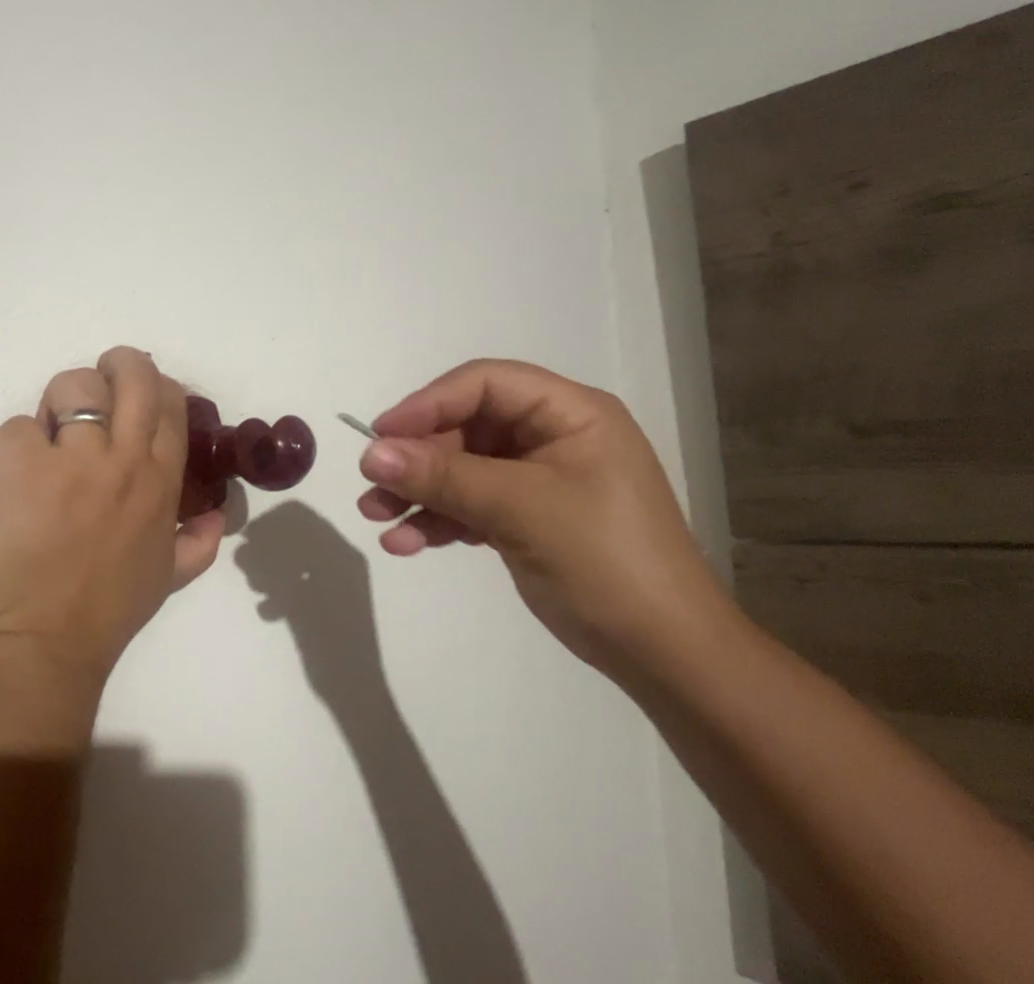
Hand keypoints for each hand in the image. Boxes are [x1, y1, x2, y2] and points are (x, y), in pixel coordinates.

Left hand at [0, 347, 224, 680]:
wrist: (45, 639)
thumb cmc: (109, 611)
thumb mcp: (169, 577)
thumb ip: (199, 542)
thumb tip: (217, 516)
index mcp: (162, 482)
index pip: (171, 403)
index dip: (156, 386)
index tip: (140, 396)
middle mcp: (124, 458)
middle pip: (132, 375)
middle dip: (117, 365)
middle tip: (100, 382)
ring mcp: (73, 458)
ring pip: (73, 386)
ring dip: (61, 402)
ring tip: (51, 431)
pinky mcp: (21, 464)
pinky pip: (18, 425)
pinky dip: (16, 444)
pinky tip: (15, 474)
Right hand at [356, 359, 730, 673]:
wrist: (662, 649)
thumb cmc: (604, 561)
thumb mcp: (521, 509)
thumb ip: (445, 477)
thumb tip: (372, 453)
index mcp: (571, 414)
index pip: (486, 385)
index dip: (428, 403)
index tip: (378, 437)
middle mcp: (553, 438)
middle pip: (467, 428)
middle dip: (416, 459)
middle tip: (371, 490)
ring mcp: (540, 481)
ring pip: (462, 470)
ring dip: (419, 493)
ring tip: (377, 522)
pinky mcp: (528, 520)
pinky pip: (472, 507)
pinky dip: (439, 522)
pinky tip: (407, 544)